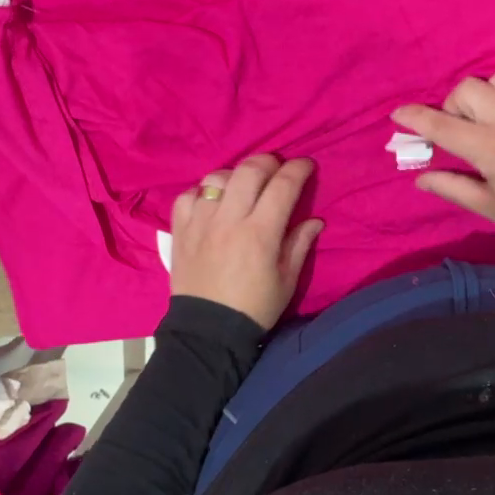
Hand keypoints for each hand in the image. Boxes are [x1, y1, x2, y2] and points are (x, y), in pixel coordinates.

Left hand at [170, 154, 323, 330]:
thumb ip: (299, 245)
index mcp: (260, 233)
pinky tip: (212, 203)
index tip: (306, 166)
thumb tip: (314, 220)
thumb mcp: (286, 281)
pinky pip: (188, 195)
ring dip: (236, 176)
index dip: (298, 169)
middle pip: (249, 170)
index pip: (283, 185)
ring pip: (217, 177)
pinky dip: (203, 192)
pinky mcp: (180, 230)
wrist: (208, 332)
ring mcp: (200, 222)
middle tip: (277, 170)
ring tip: (243, 187)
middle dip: (268, 162)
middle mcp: (229, 220)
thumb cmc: (254, 308)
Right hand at [393, 74, 494, 240]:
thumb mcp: (491, 207)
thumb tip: (421, 177)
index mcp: (490, 148)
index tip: (398, 115)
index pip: (441, 125)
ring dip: (483, 97)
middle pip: (466, 89)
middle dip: (453, 106)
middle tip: (459, 130)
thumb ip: (453, 188)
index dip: (415, 118)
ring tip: (488, 119)